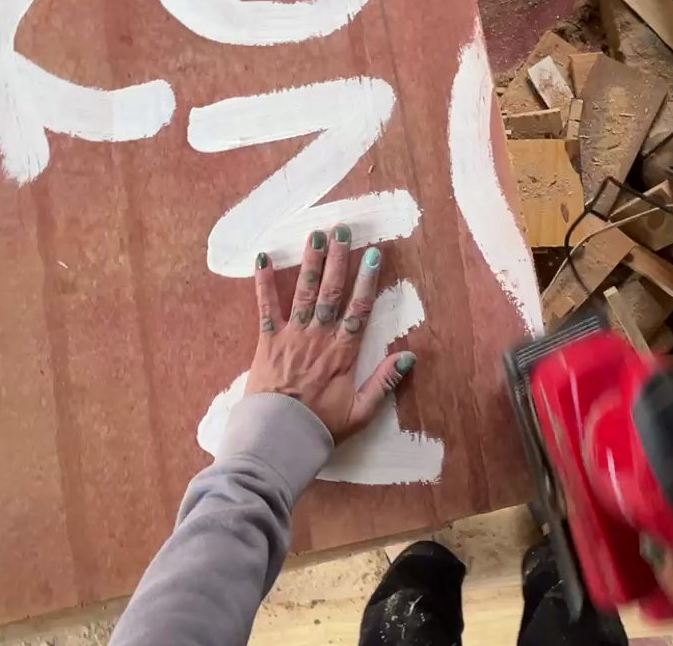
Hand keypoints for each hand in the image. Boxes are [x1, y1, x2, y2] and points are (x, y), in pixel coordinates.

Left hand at [245, 225, 415, 441]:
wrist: (277, 441)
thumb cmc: (320, 428)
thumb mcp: (361, 412)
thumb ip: (384, 382)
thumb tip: (409, 356)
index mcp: (342, 352)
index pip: (359, 309)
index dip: (368, 280)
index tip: (373, 253)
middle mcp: (318, 337)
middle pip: (331, 291)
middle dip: (338, 259)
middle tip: (341, 229)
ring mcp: (291, 336)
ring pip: (303, 292)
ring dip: (310, 262)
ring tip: (314, 234)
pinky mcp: (267, 341)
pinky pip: (266, 307)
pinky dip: (264, 282)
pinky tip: (263, 258)